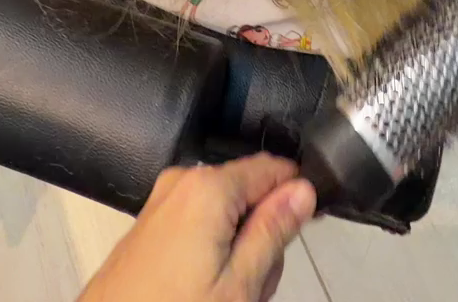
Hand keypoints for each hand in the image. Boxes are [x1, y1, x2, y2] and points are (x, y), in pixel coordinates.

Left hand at [77, 155, 316, 301]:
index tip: (306, 225)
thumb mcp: (239, 285)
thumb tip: (303, 190)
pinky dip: (210, 256)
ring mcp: (163, 203)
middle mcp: (183, 183)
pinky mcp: (151, 226)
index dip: (296, 195)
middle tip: (253, 286)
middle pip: (249, 194)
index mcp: (208, 187)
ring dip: (236, 252)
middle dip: (261, 237)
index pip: (274, 167)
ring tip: (225, 297)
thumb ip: (274, 231)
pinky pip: (198, 227)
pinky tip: (203, 292)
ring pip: (225, 215)